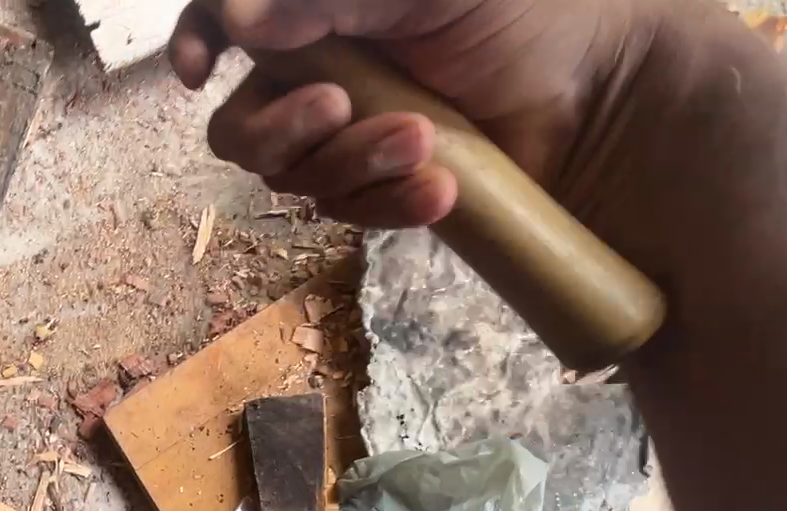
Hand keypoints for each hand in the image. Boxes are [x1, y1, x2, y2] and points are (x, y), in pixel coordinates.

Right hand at [169, 0, 696, 226]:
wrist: (592, 99)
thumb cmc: (516, 16)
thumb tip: (237, 20)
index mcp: (314, 16)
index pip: (222, 27)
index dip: (194, 43)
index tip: (200, 70)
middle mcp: (310, 80)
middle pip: (238, 130)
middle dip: (280, 131)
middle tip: (337, 108)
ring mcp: (334, 143)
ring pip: (290, 179)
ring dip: (352, 164)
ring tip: (422, 140)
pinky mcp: (363, 192)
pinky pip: (340, 214)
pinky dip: (386, 202)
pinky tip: (438, 186)